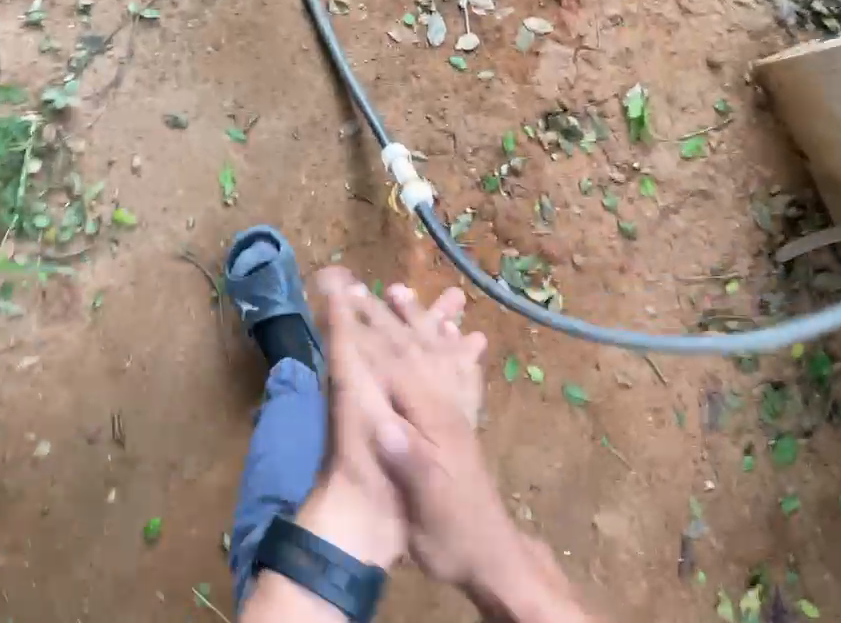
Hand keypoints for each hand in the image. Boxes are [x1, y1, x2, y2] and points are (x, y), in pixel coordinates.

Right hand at [318, 269, 517, 591]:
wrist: (492, 555)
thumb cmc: (452, 532)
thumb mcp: (426, 502)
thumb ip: (409, 461)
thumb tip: (383, 424)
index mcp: (434, 417)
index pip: (397, 362)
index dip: (370, 329)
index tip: (347, 298)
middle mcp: (446, 405)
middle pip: (414, 349)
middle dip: (389, 315)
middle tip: (365, 284)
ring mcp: (456, 412)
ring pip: (435, 355)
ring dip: (419, 321)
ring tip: (403, 292)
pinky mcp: (461, 423)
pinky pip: (458, 376)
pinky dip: (454, 350)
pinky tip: (460, 337)